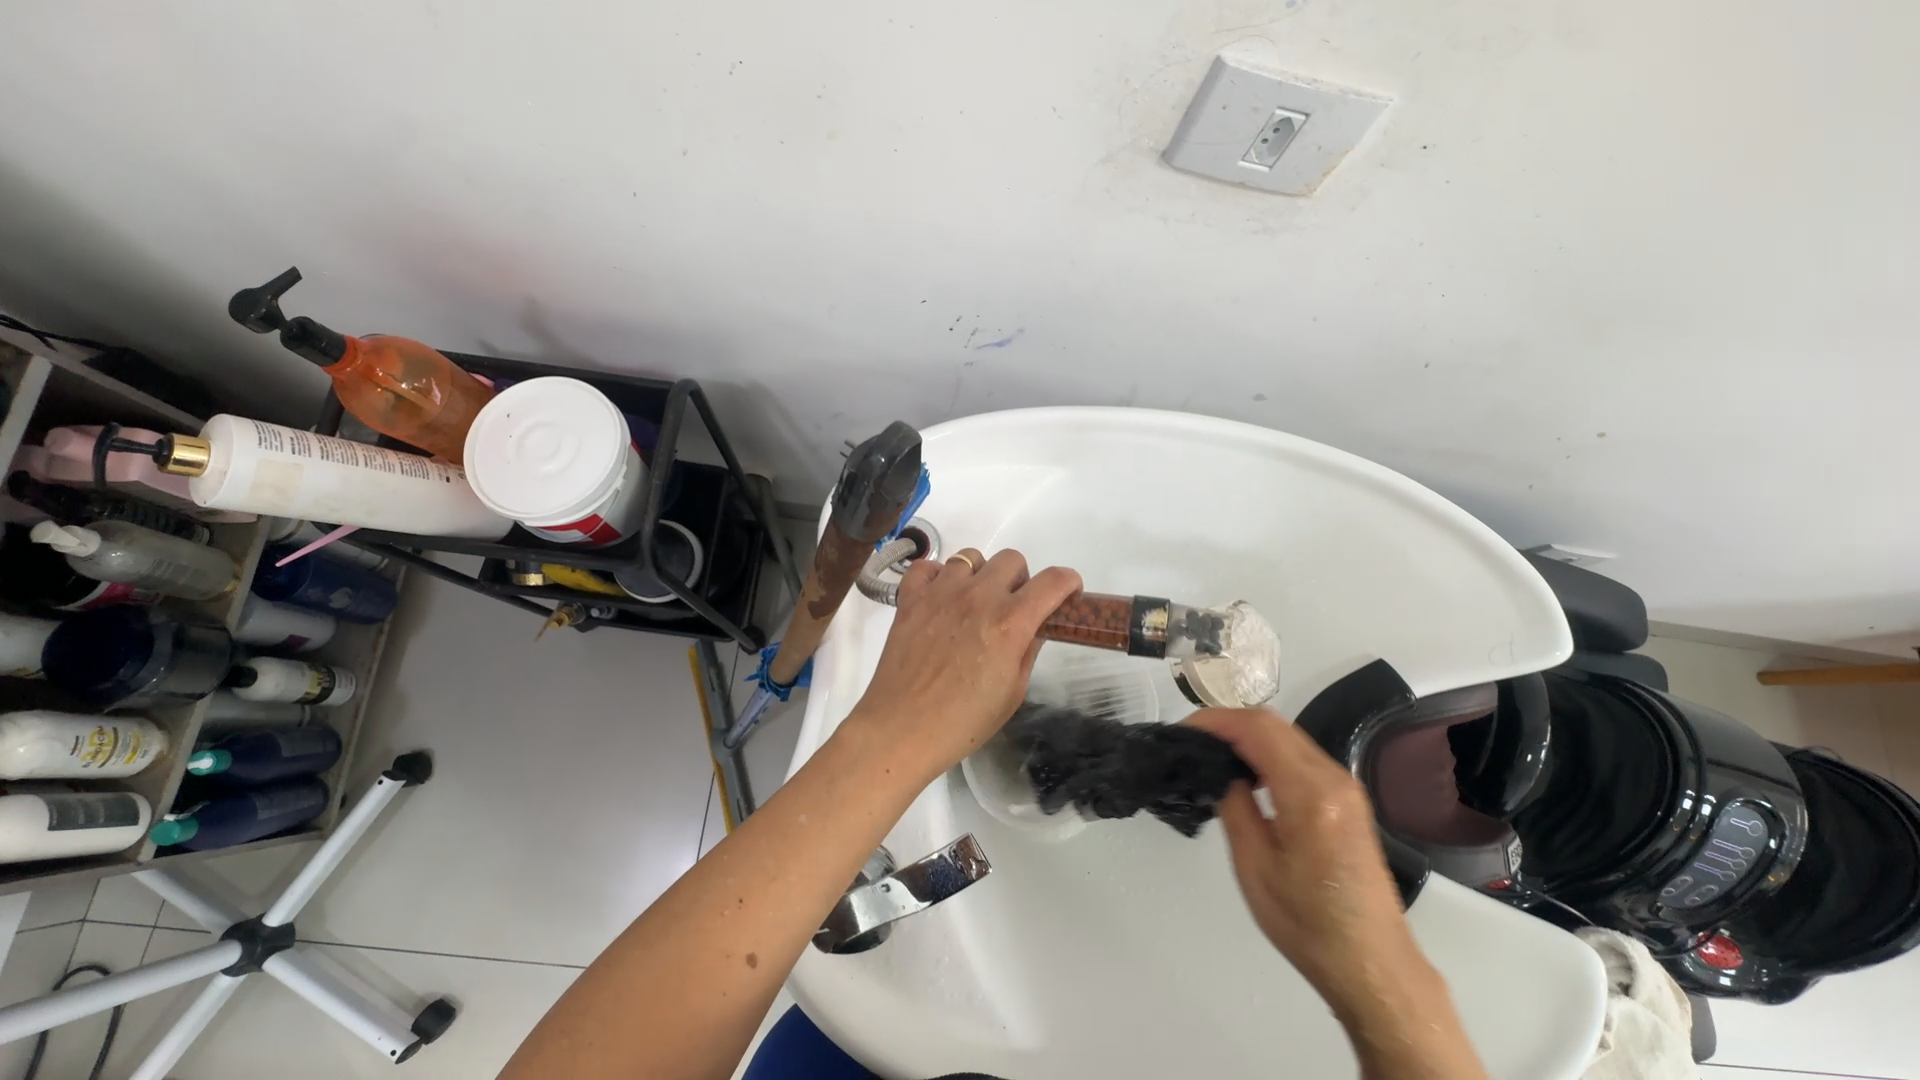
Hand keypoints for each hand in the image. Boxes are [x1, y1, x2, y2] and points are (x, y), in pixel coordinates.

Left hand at [838, 548, 1081, 783]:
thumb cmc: (963, 722)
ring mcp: (941, 593)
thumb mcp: (1013, 692)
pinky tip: (940, 600)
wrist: (902, 729)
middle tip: (1013, 608)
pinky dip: (938, 577)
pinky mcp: (910, 598)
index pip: (1054, 581)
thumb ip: (1027, 650)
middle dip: (1022, 580)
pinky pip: (928, 567)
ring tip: (974, 604)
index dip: (1069, 583)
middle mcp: (978, 597)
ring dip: (981, 575)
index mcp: (1011, 622)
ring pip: (971, 557)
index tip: (1067, 595)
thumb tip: (1033, 627)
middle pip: (1012, 560)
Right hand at [1186, 708, 1427, 1013]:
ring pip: (1290, 737)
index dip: (1216, 720)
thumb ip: (1235, 806)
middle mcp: (1334, 780)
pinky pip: (1302, 757)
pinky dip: (1269, 752)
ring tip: (1211, 756)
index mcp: (1309, 795)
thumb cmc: (1306, 923)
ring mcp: (1346, 788)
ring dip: (1249, 736)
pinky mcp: (1349, 801)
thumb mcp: (1254, 865)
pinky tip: (1246, 774)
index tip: (1182, 731)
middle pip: (1275, 724)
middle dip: (1229, 723)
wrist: (1371, 963)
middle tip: (1191, 742)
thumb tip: (1223, 773)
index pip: (1258, 730)